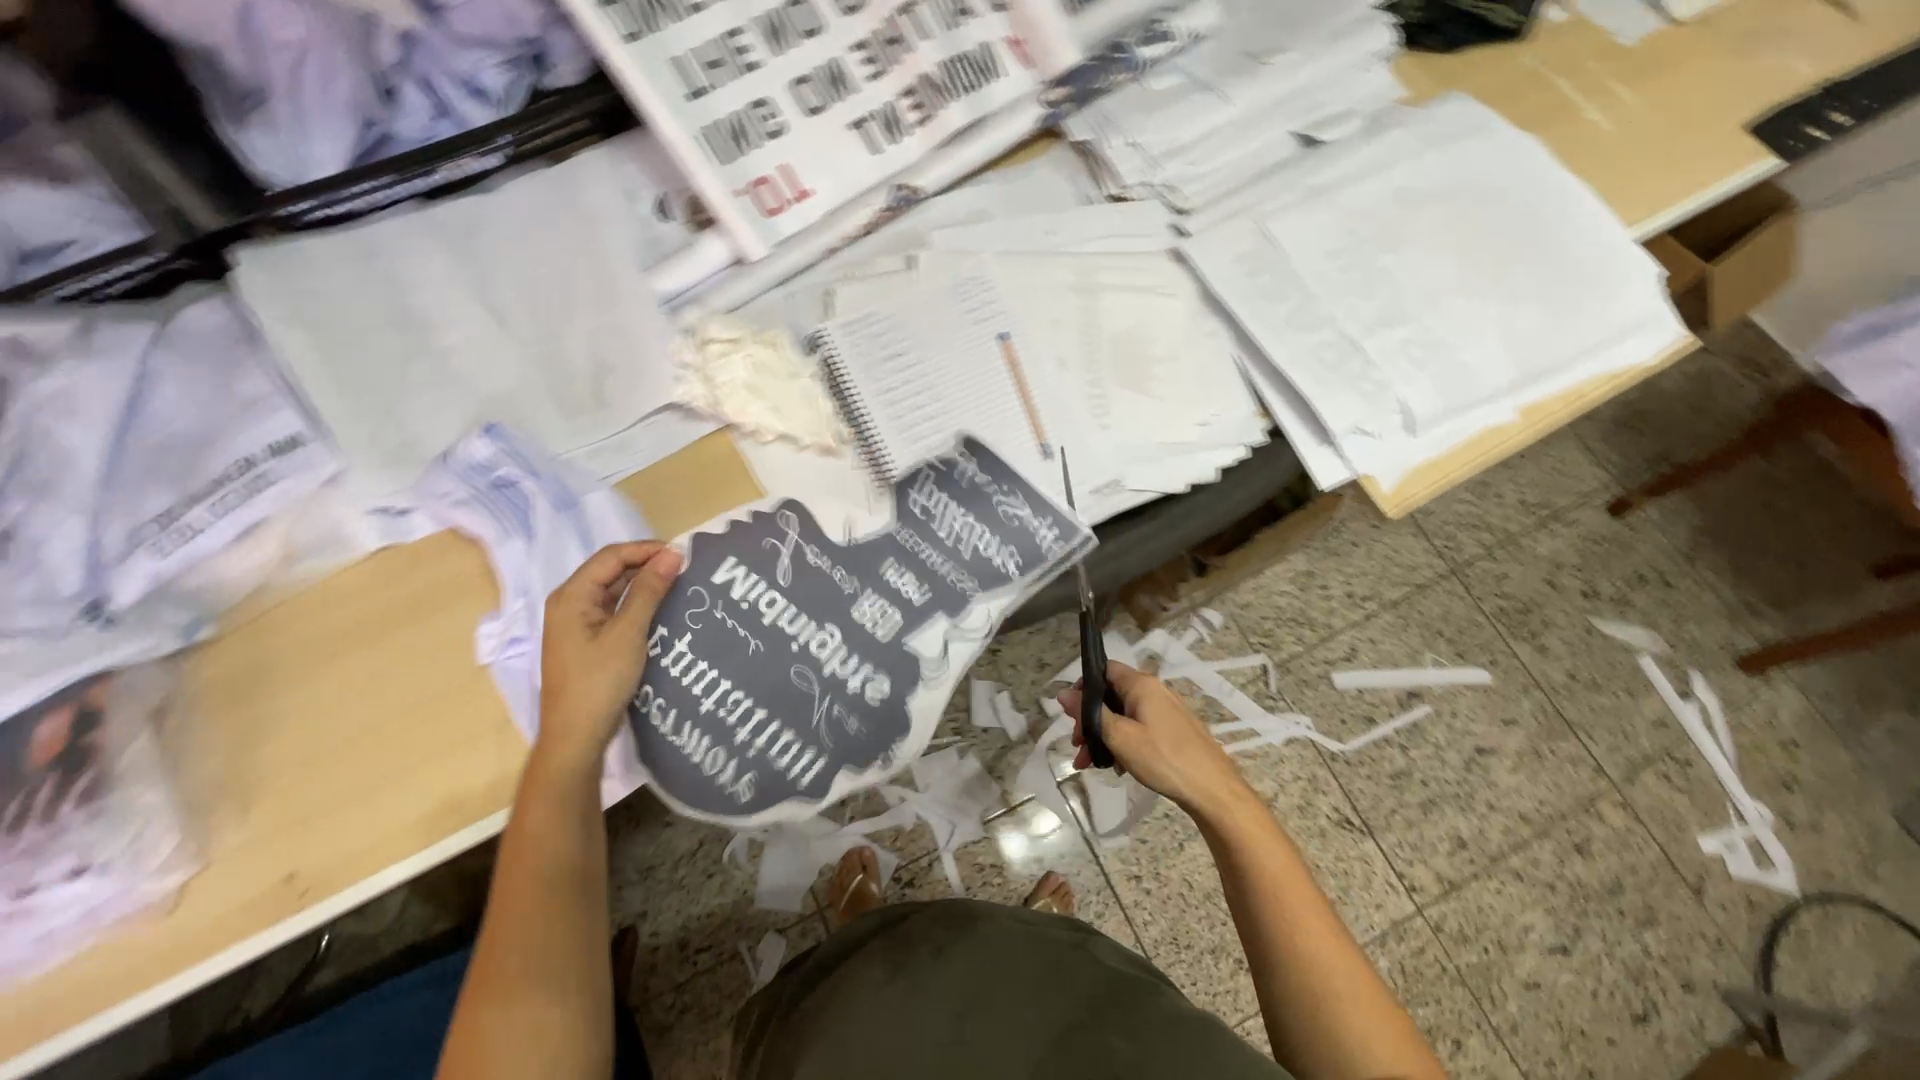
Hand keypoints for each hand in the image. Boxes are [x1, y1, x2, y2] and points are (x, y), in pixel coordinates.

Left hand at [538, 541, 683, 766]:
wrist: (576, 735)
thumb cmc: (599, 681)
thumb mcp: (628, 633)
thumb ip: (648, 591)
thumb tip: (672, 555)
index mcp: (572, 595)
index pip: (612, 556)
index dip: (647, 550)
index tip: (683, 554)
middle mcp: (570, 603)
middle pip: (611, 571)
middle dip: (647, 566)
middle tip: (686, 569)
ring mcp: (577, 623)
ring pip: (614, 591)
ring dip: (644, 586)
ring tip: (680, 585)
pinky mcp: (587, 641)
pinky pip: (614, 611)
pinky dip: (637, 606)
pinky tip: (662, 610)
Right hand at [1057, 662, 1258, 824]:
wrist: (1212, 790)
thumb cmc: (1162, 758)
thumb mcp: (1118, 736)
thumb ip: (1089, 713)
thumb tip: (1062, 692)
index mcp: (1141, 685)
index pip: (1104, 669)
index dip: (1083, 687)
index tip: (1072, 715)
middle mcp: (1155, 691)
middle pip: (1112, 696)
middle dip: (1090, 720)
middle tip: (1079, 748)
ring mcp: (1167, 711)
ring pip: (1124, 715)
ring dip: (1105, 736)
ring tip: (1092, 764)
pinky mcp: (1174, 730)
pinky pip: (1140, 728)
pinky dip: (1124, 742)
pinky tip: (1118, 767)